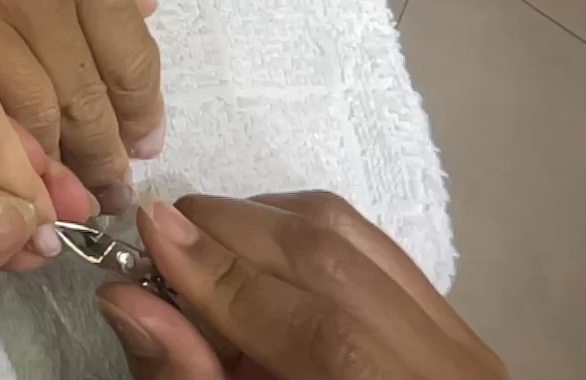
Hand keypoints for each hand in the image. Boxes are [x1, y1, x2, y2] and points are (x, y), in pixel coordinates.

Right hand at [97, 193, 507, 379]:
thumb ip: (180, 378)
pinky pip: (356, 233)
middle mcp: (457, 378)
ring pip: (342, 231)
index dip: (224, 273)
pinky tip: (247, 257)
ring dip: (249, 221)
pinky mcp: (440, 312)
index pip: (325, 335)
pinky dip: (283, 224)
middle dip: (222, 231)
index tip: (147, 228)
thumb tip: (122, 294)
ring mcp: (462, 342)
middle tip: (155, 241)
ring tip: (198, 252)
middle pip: (330, 260)